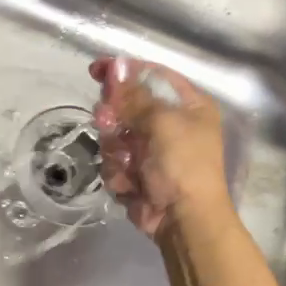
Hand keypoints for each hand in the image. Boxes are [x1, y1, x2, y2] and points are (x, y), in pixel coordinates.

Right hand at [90, 57, 229, 237]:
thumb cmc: (182, 164)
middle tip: (107, 122)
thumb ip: (135, 95)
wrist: (183, 218)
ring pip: (114, 136)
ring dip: (115, 149)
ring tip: (126, 163)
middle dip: (114, 117)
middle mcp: (170, 124)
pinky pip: (113, 162)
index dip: (125, 71)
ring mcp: (151, 150)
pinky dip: (118, 172)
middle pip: (127, 106)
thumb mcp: (162, 122)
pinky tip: (130, 183)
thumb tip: (115, 67)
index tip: (97, 70)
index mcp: (188, 105)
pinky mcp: (135, 173)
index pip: (152, 76)